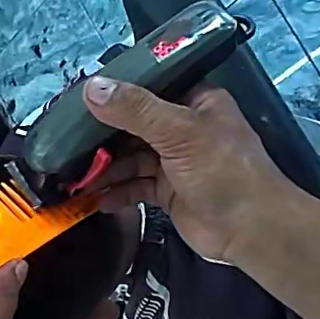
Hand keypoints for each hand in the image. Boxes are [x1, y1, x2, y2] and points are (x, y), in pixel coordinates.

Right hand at [84, 78, 297, 260]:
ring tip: (76, 176)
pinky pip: (136, 187)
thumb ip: (135, 110)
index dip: (117, 93)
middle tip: (68, 143)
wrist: (251, 230)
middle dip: (103, 137)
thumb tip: (93, 88)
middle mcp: (184, 129)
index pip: (149, 88)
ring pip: (131, 160)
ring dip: (105, 169)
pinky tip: (96, 199)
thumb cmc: (224, 171)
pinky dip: (116, 193)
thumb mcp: (179, 131)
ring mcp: (175, 162)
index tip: (81, 100)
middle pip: (134, 126)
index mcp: (195, 102)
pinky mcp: (169, 192)